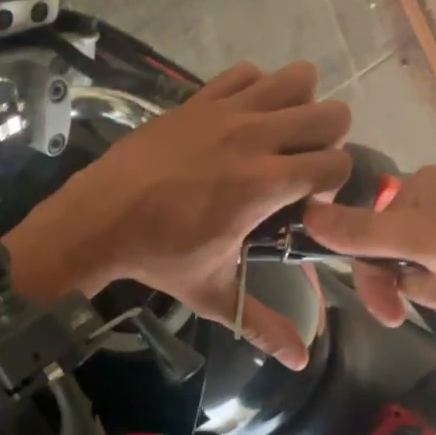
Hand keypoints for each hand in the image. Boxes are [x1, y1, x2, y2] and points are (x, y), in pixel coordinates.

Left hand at [18, 61, 352, 368]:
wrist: (96, 220)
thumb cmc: (156, 256)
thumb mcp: (212, 291)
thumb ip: (261, 323)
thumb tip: (299, 362)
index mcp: (266, 183)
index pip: (338, 164)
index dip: (330, 185)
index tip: (302, 206)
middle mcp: (255, 138)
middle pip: (331, 115)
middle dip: (325, 142)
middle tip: (293, 169)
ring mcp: (224, 112)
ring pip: (297, 80)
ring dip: (298, 107)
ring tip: (272, 139)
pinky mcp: (195, 100)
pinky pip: (245, 73)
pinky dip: (254, 88)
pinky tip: (238, 119)